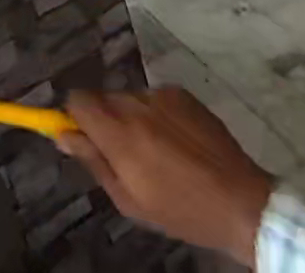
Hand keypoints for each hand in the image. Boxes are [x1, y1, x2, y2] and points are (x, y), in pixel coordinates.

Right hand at [59, 87, 273, 263]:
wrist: (242, 202)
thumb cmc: (181, 210)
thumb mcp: (129, 200)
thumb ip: (93, 161)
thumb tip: (62, 134)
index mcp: (118, 132)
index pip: (77, 99)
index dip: (75, 115)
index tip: (84, 135)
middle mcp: (135, 103)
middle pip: (102, 97)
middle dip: (105, 119)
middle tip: (124, 152)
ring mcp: (160, 95)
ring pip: (129, 98)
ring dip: (132, 117)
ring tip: (158, 150)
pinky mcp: (181, 93)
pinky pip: (154, 98)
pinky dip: (157, 114)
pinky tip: (177, 141)